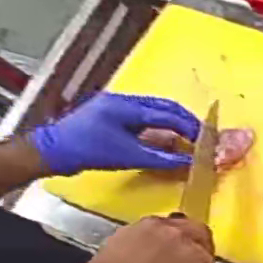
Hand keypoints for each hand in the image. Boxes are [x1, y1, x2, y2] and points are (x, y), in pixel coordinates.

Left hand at [27, 93, 200, 174]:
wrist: (56, 150)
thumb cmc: (91, 152)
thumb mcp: (131, 157)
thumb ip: (163, 158)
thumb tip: (190, 161)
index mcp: (127, 107)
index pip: (168, 114)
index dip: (190, 127)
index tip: (206, 141)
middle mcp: (123, 100)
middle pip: (165, 106)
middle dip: (186, 121)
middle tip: (203, 137)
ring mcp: (117, 105)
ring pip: (156, 109)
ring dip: (175, 122)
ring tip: (189, 138)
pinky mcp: (114, 113)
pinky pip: (146, 115)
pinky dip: (162, 125)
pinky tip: (168, 137)